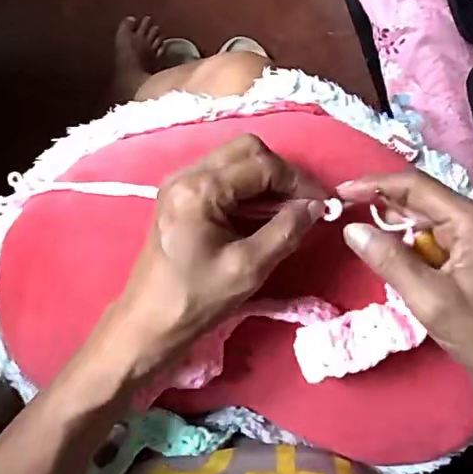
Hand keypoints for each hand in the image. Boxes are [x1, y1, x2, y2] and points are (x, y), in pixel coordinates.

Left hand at [98, 135, 326, 385]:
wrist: (148, 323)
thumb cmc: (196, 299)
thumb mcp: (249, 267)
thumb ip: (286, 230)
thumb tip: (315, 206)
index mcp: (199, 189)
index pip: (261, 165)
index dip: (299, 182)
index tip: (324, 204)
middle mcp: (185, 175)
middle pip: (247, 150)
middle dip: (282, 173)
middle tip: (305, 203)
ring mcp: (179, 183)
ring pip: (235, 160)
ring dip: (266, 179)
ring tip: (289, 209)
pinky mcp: (180, 196)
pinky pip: (222, 176)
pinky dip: (248, 188)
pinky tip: (263, 213)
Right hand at [336, 171, 472, 378]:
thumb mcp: (429, 299)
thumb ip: (390, 260)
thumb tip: (352, 228)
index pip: (417, 187)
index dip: (376, 184)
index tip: (342, 191)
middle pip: (419, 196)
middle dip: (380, 201)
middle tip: (342, 209)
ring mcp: (472, 232)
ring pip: (422, 214)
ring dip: (391, 221)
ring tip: (357, 226)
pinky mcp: (467, 248)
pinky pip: (428, 233)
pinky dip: (404, 238)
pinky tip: (385, 247)